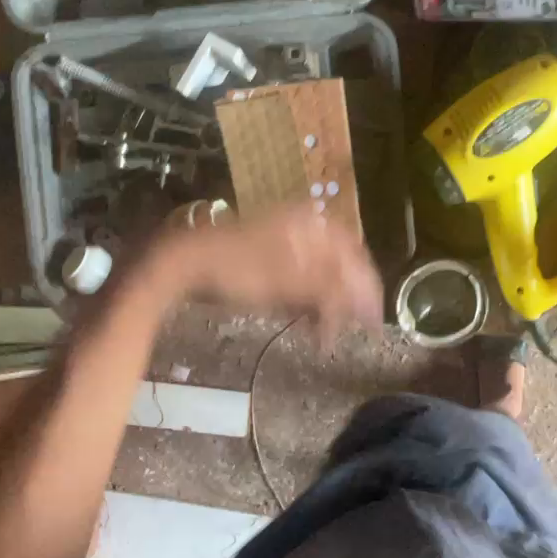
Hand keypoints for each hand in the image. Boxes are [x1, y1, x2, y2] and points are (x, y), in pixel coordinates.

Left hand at [148, 206, 383, 343]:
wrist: (184, 264)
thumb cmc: (239, 269)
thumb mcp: (290, 283)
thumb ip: (333, 291)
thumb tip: (370, 302)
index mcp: (312, 223)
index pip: (355, 256)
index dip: (366, 289)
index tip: (372, 320)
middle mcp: (304, 226)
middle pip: (338, 266)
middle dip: (343, 301)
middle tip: (345, 331)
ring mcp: (285, 239)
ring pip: (318, 275)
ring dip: (323, 305)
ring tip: (322, 334)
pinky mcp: (270, 255)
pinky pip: (299, 278)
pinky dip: (304, 301)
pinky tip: (303, 322)